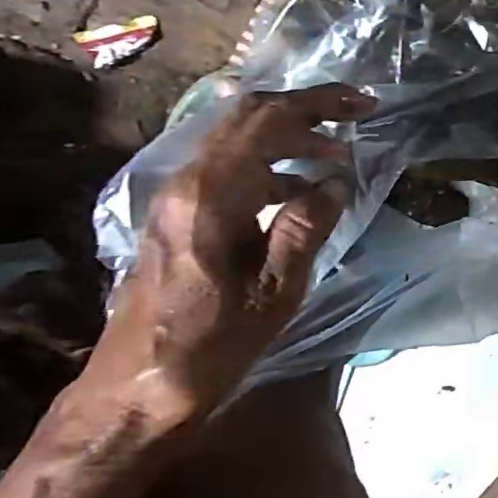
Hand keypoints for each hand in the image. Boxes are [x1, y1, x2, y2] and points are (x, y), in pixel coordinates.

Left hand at [85, 83, 376, 416]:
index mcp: (212, 195)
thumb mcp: (273, 292)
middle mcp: (188, 182)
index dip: (321, 103)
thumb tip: (336, 181)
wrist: (132, 394)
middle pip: (249, 116)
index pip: (269, 120)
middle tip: (355, 115)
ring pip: (239, 139)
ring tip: (336, 155)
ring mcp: (177, 195)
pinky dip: (271, 163)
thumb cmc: (209, 347)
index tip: (365, 105)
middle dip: (307, 108)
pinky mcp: (177, 213)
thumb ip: (307, 226)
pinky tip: (299, 191)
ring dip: (290, 136)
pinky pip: (230, 166)